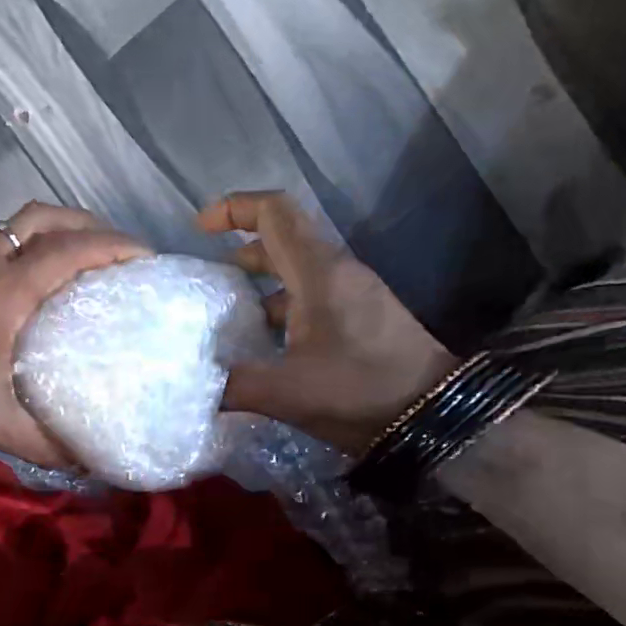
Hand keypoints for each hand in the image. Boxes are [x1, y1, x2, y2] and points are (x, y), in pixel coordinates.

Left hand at [0, 203, 148, 466]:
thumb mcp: (2, 426)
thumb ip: (51, 445)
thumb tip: (93, 464)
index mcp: (8, 292)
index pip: (70, 250)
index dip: (114, 246)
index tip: (147, 258)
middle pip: (46, 218)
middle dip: (90, 225)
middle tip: (119, 252)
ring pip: (19, 221)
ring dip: (56, 227)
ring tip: (83, 251)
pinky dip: (27, 239)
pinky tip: (37, 269)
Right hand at [200, 192, 456, 454]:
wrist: (432, 416)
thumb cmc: (357, 391)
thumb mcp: (285, 392)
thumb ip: (232, 384)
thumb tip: (193, 384)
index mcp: (318, 273)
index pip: (275, 213)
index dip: (235, 209)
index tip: (201, 229)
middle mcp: (336, 274)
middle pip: (283, 241)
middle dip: (240, 253)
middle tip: (207, 282)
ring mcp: (352, 296)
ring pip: (297, 274)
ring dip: (260, 286)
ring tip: (227, 318)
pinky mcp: (360, 321)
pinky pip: (311, 300)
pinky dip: (281, 310)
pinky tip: (263, 346)